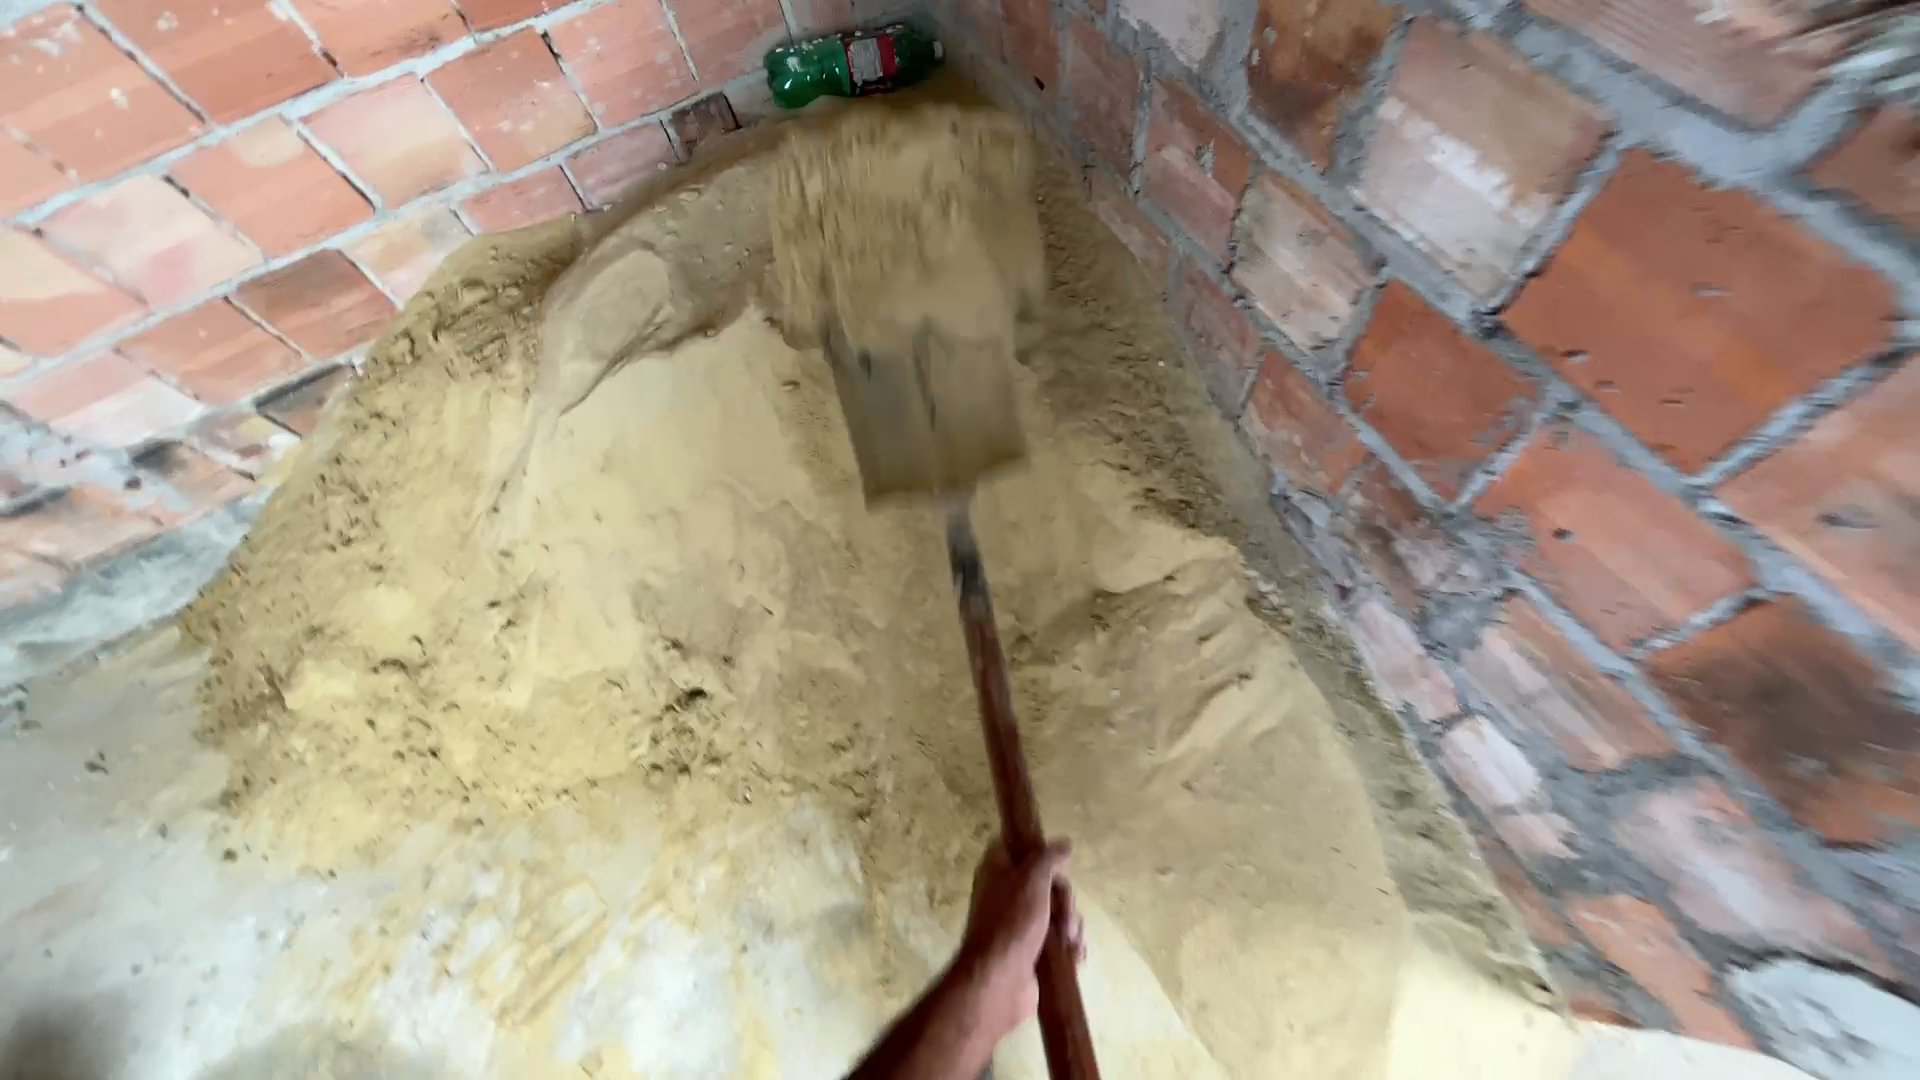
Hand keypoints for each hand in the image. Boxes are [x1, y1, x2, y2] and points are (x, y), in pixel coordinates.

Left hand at [951, 839, 1083, 1044]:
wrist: (1000, 980)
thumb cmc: (1012, 920)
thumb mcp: (1032, 878)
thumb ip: (1048, 857)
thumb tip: (1064, 842)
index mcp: (998, 869)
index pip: (1020, 848)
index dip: (1041, 855)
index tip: (1057, 867)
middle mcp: (1007, 893)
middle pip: (1047, 883)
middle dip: (1064, 900)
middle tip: (1064, 914)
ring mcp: (1019, 924)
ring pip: (1057, 912)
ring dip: (1070, 925)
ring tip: (1069, 941)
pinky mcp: (1032, 950)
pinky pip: (1058, 939)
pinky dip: (1069, 946)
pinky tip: (1074, 955)